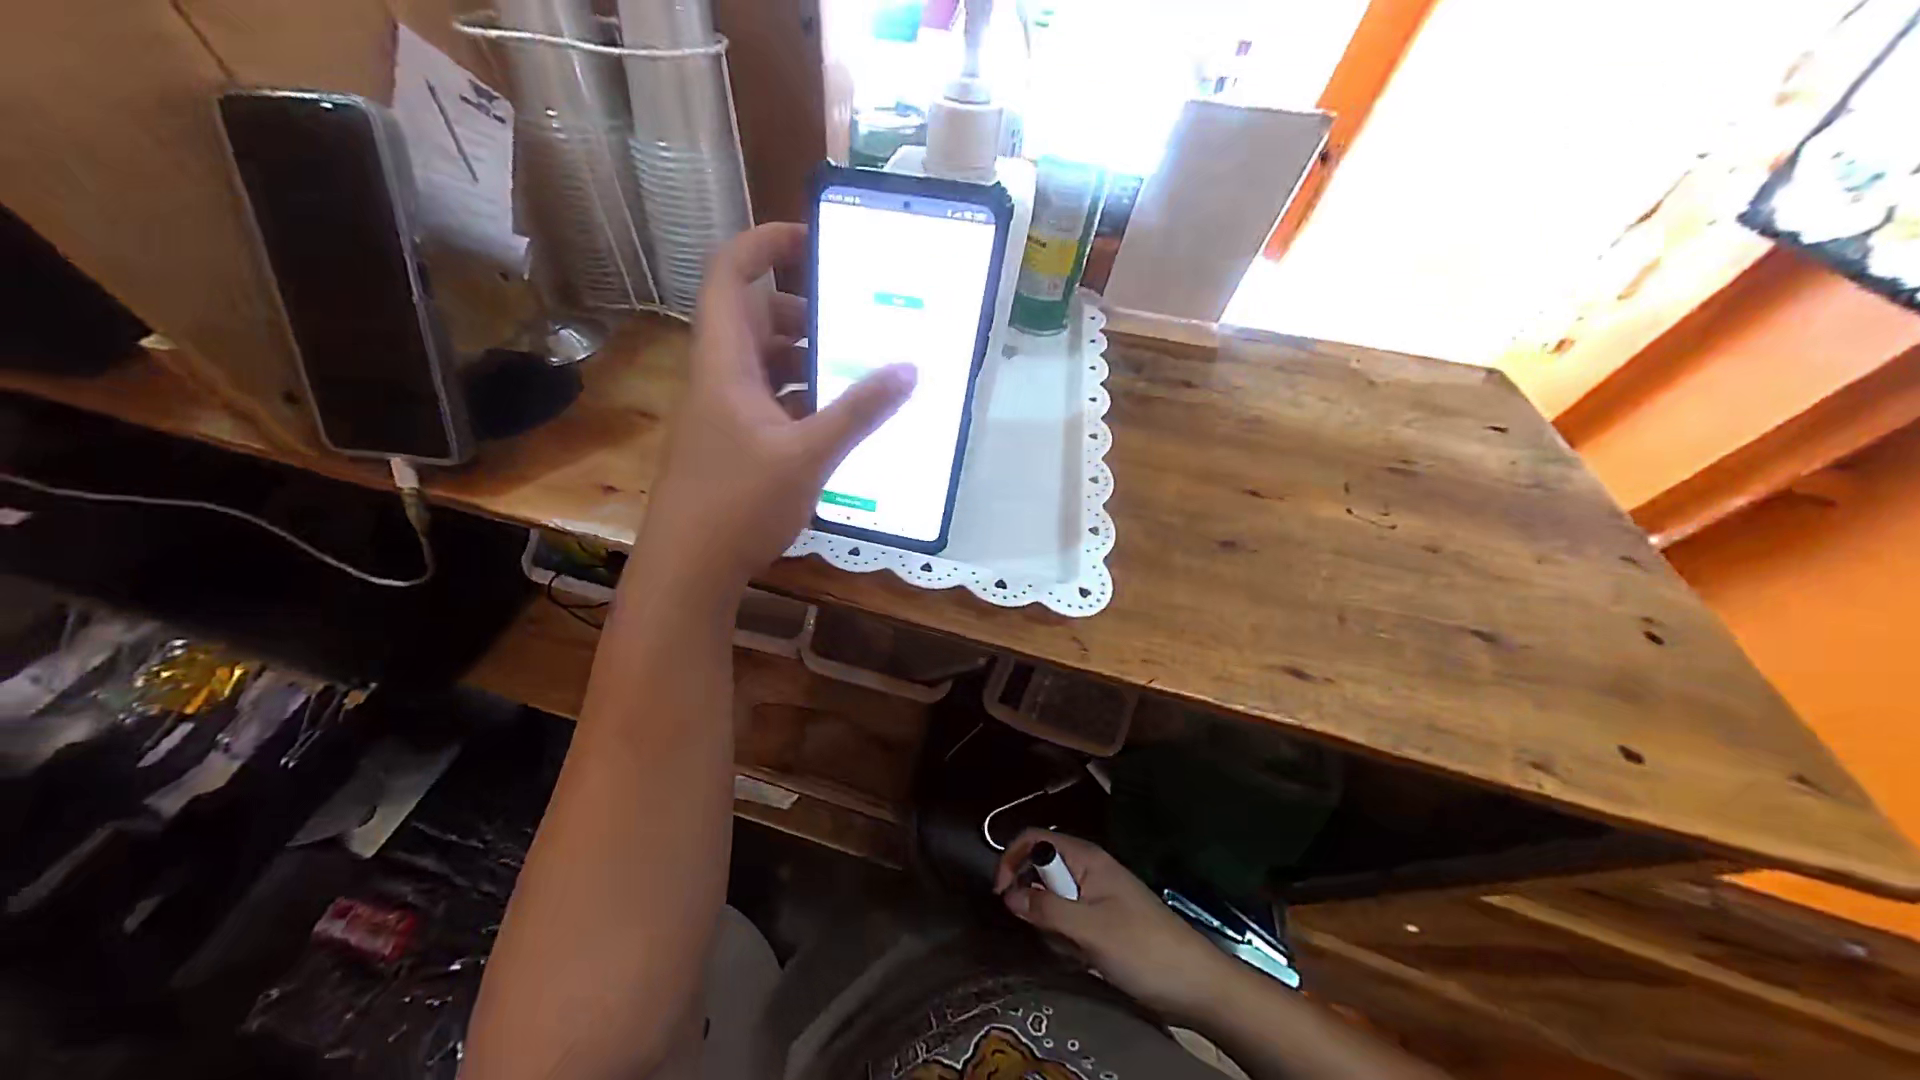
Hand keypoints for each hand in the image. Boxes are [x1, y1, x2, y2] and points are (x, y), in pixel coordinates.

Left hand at [640, 223, 916, 587]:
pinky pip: (771, 401)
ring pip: (765, 364)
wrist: (689, 568)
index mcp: (724, 363)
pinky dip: (803, 398)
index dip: (764, 244)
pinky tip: (839, 418)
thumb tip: (908, 369)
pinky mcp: (734, 443)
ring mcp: (724, 413)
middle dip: (805, 310)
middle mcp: (719, 378)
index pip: (729, 276)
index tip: (814, 239)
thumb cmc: (738, 502)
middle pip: (754, 318)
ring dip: (807, 358)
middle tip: (856, 321)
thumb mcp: (809, 454)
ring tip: (857, 368)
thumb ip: (859, 411)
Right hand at [995, 829, 1232, 1024]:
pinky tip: (1085, 960)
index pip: (1035, 839)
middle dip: (1036, 904)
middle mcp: (1089, 870)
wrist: (1196, 985)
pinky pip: (1069, 923)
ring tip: (1076, 951)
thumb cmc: (1143, 949)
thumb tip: (1008, 895)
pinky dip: (1068, 940)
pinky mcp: (1103, 922)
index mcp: (1087, 858)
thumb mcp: (1089, 929)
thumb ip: (1046, 908)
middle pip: (1041, 872)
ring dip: (1054, 928)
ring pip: (1053, 902)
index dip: (1012, 859)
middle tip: (1051, 933)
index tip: (1001, 894)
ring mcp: (1097, 896)